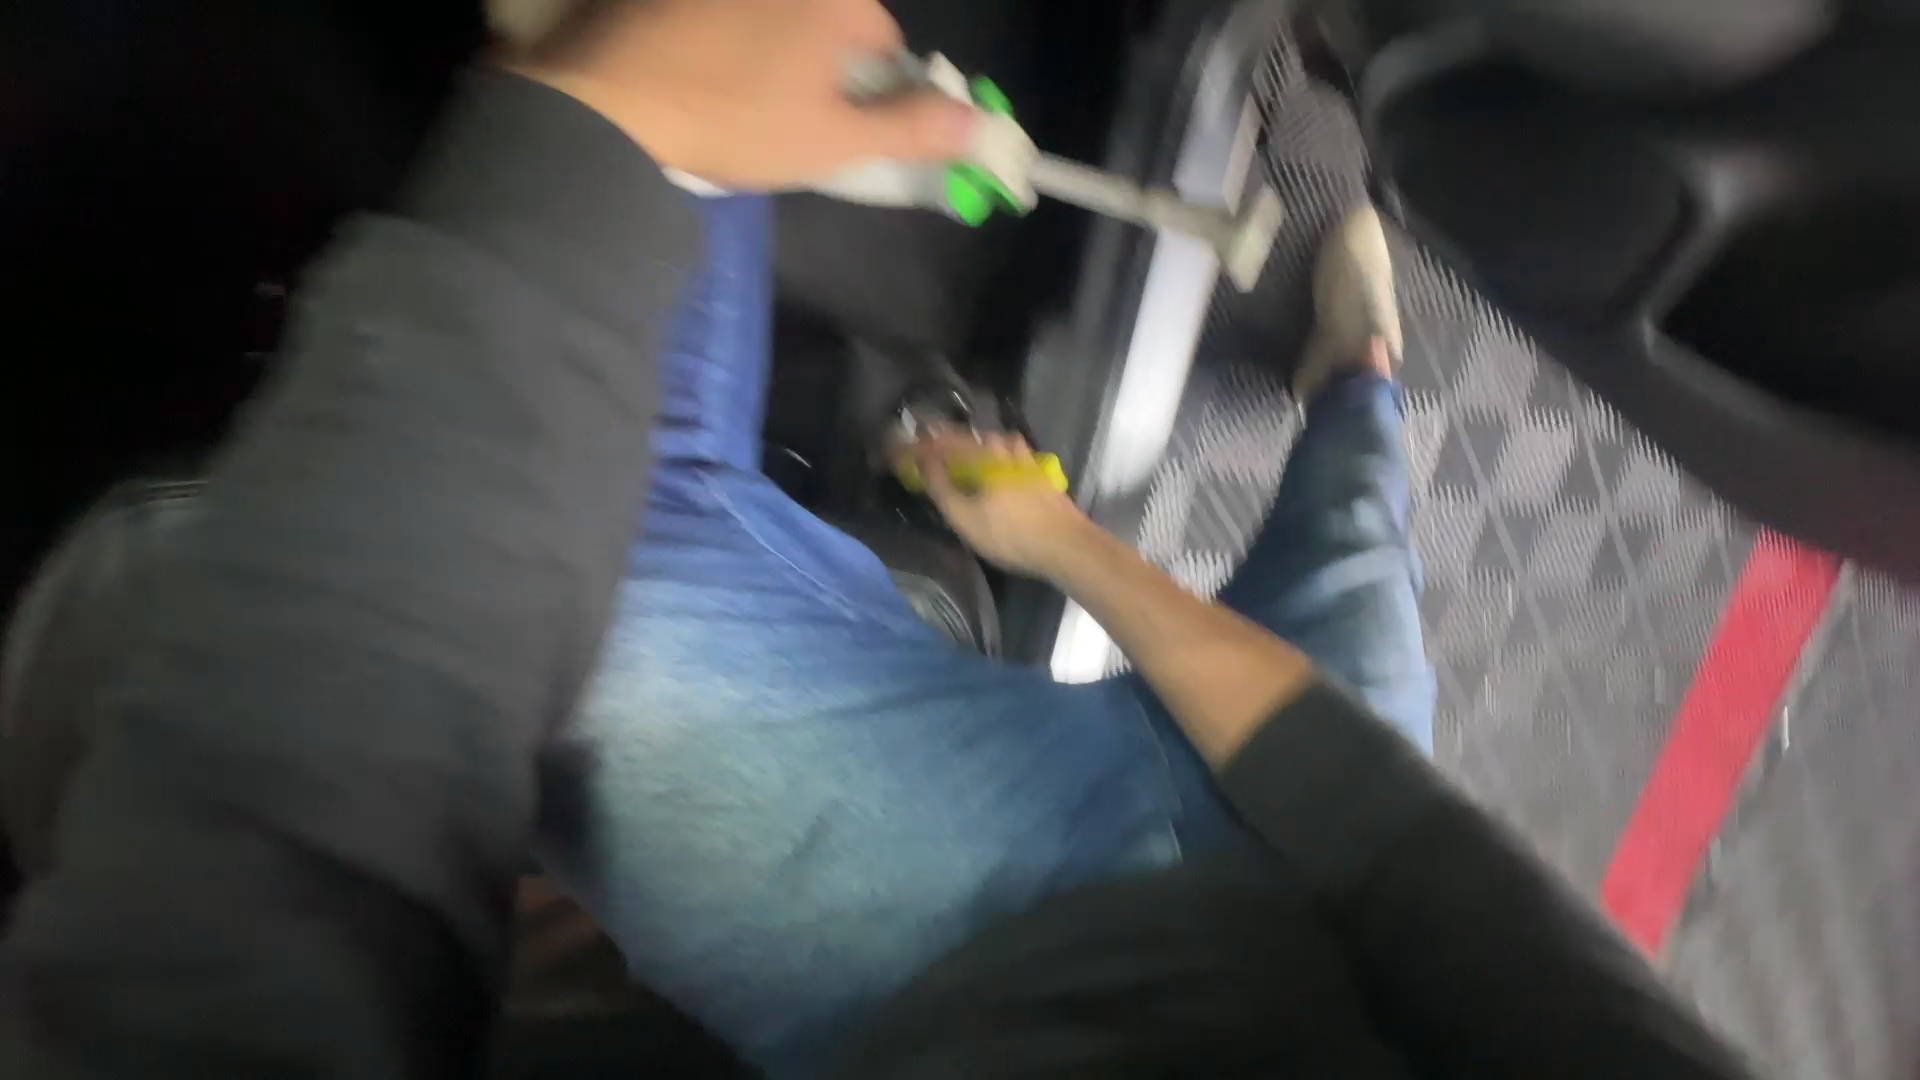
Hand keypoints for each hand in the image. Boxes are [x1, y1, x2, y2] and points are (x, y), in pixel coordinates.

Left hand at [512, 0, 978, 189]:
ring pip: (782, 24)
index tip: (846, 133)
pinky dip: (734, 47)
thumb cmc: (739, 124)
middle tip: (793, 127)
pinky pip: (734, 19)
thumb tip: (981, 125)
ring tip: (746, 108)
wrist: (613, 105)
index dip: (876, 98)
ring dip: (780, 62)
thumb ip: (910, 132)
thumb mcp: (835, 141)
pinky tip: (711, 81)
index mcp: (837, 1)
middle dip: (828, 76)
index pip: (886, 45)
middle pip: (834, 29)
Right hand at [910, 431, 1094, 578]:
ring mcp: (1029, 463)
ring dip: (982, 444)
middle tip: (936, 447)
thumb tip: (923, 464)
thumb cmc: (1011, 535)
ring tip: (971, 454)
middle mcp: (1007, 452)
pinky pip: (1018, 457)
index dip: (923, 444)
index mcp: (984, 458)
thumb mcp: (966, 519)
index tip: (903, 447)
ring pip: (1001, 443)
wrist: (1066, 546)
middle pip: (975, 437)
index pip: (946, 443)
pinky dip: (1004, 457)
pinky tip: (1004, 470)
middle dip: (952, 439)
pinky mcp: (1044, 477)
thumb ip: (942, 489)